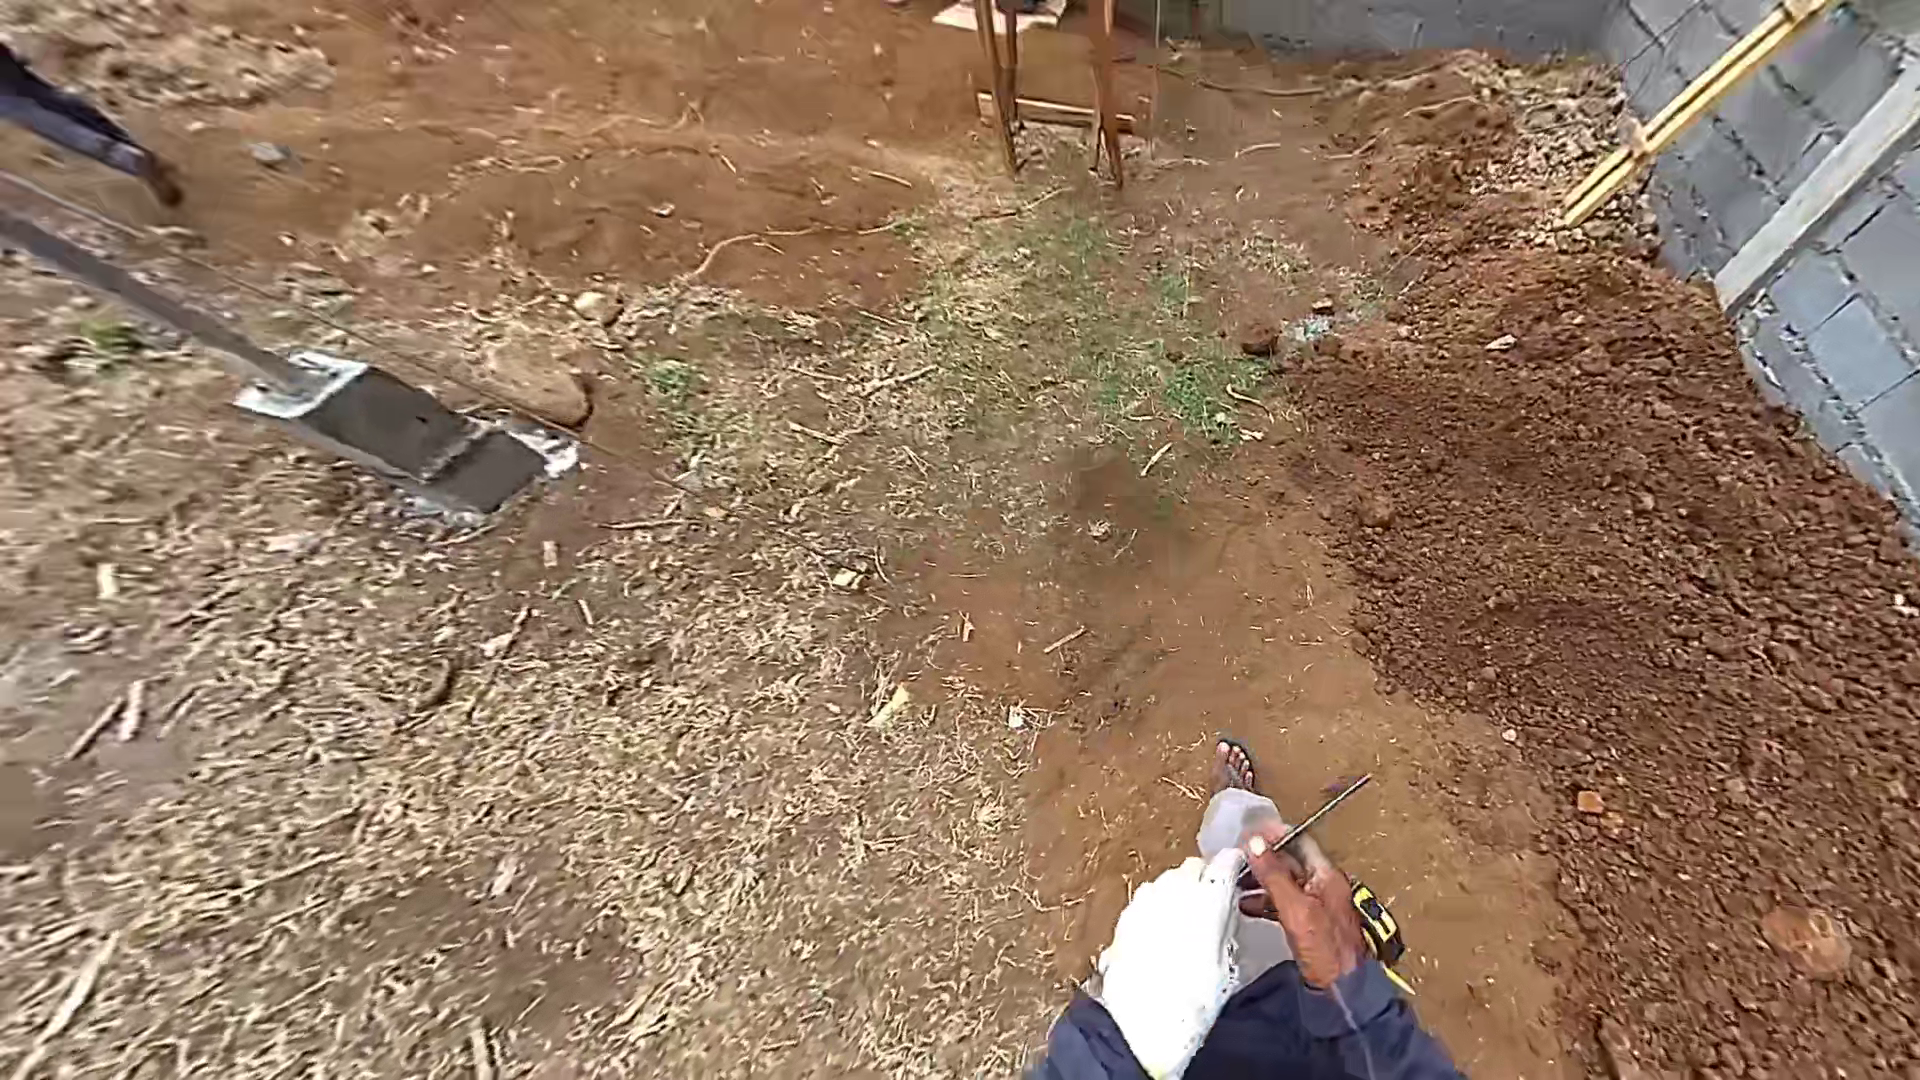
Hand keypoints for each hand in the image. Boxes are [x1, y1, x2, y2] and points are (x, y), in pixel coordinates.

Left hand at [1094, 850, 1245, 1077]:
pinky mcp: (1128, 910)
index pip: (1221, 866)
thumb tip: (1228, 903)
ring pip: (1170, 878)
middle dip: (1205, 876)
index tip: (1236, 864)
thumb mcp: (1223, 969)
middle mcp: (1172, 891)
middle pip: (1193, 867)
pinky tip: (1165, 926)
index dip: (1230, 863)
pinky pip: (1150, 894)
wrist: (1139, 1023)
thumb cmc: (1188, 1005)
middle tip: (1214, 897)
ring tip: (1189, 917)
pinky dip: (1161, 901)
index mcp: (1203, 903)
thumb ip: (1225, 926)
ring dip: (1181, 888)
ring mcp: (1146, 898)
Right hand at [1242, 824, 1369, 988]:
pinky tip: (1248, 906)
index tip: (1249, 834)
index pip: (1299, 841)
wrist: (1346, 996)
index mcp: (1327, 877)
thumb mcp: (1295, 908)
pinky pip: (1285, 902)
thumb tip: (1254, 842)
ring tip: (1237, 882)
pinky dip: (1265, 900)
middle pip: (1289, 861)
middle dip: (1262, 858)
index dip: (1273, 834)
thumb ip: (1274, 874)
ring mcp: (1318, 906)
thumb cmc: (1326, 951)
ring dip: (1260, 880)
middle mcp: (1324, 887)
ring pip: (1285, 882)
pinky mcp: (1311, 924)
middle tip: (1237, 858)